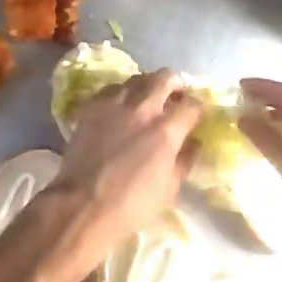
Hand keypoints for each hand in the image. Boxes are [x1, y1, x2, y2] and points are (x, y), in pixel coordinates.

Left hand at [46, 70, 203, 262]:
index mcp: (166, 130)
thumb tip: (194, 143)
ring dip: (148, 86)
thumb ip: (184, 160)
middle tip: (174, 95)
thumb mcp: (169, 189)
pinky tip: (120, 106)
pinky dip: (122, 93)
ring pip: (138, 78)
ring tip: (147, 98)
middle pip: (165, 78)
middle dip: (175, 83)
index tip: (195, 112)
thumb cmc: (132, 204)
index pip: (191, 105)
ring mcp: (115, 102)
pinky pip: (113, 88)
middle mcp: (143, 108)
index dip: (197, 106)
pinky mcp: (93, 104)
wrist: (83, 203)